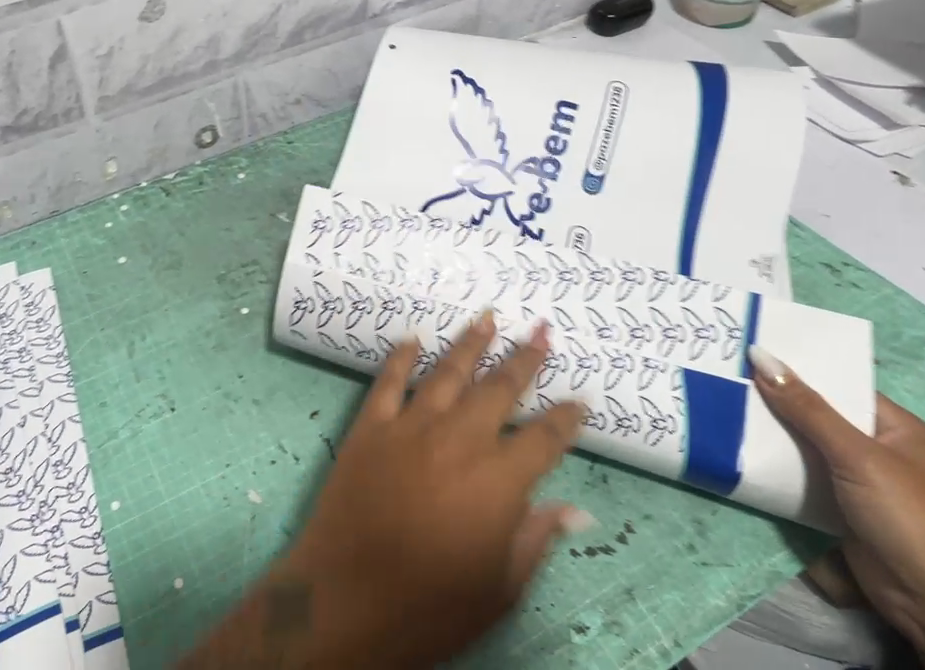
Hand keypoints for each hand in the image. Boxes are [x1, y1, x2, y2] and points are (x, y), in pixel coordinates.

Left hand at [182, 312, 588, 668]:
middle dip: (524, 359)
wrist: (344, 601)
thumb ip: (535, 540)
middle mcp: (459, 440)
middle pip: (498, 389)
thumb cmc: (430, 607)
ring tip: (487, 317)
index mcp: (499, 480)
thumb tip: (573, 510)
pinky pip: (388, 381)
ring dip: (469, 344)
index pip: (545, 438)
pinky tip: (413, 337)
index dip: (566, 418)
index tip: (580, 400)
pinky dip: (401, 356)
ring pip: (446, 373)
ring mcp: (410, 428)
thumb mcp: (499, 590)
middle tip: (540, 331)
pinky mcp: (369, 428)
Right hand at [750, 346, 924, 669]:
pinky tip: (738, 455)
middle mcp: (879, 451)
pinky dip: (776, 472)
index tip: (747, 352)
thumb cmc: (910, 517)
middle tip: (721, 377)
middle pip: (818, 417)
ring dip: (770, 439)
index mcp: (897, 428)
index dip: (797, 369)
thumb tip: (760, 356)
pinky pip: (802, 482)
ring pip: (805, 451)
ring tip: (718, 408)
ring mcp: (860, 485)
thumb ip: (807, 409)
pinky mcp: (841, 514)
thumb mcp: (857, 456)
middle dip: (775, 403)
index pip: (840, 386)